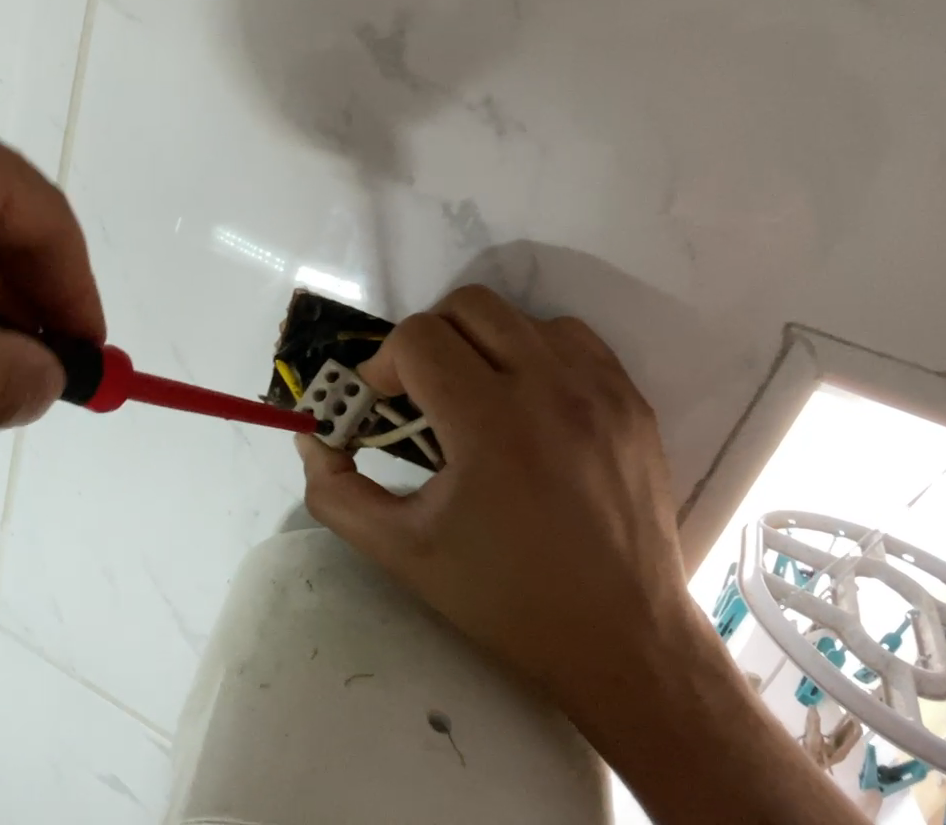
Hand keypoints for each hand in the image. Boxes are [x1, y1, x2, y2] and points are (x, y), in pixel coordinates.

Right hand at [295, 285, 690, 718]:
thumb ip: (336, 490)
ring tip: (477, 398)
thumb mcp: (401, 551)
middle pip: (468, 306)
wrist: (623, 640)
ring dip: (482, 344)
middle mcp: (550, 389)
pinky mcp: (632, 401)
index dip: (383, 365)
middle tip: (422, 393)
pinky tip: (528, 405)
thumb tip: (313, 437)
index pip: (418, 338)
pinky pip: (571, 340)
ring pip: (521, 316)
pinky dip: (535, 354)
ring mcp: (600, 390)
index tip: (382, 407)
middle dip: (428, 340)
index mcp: (490, 425)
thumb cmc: (505, 598)